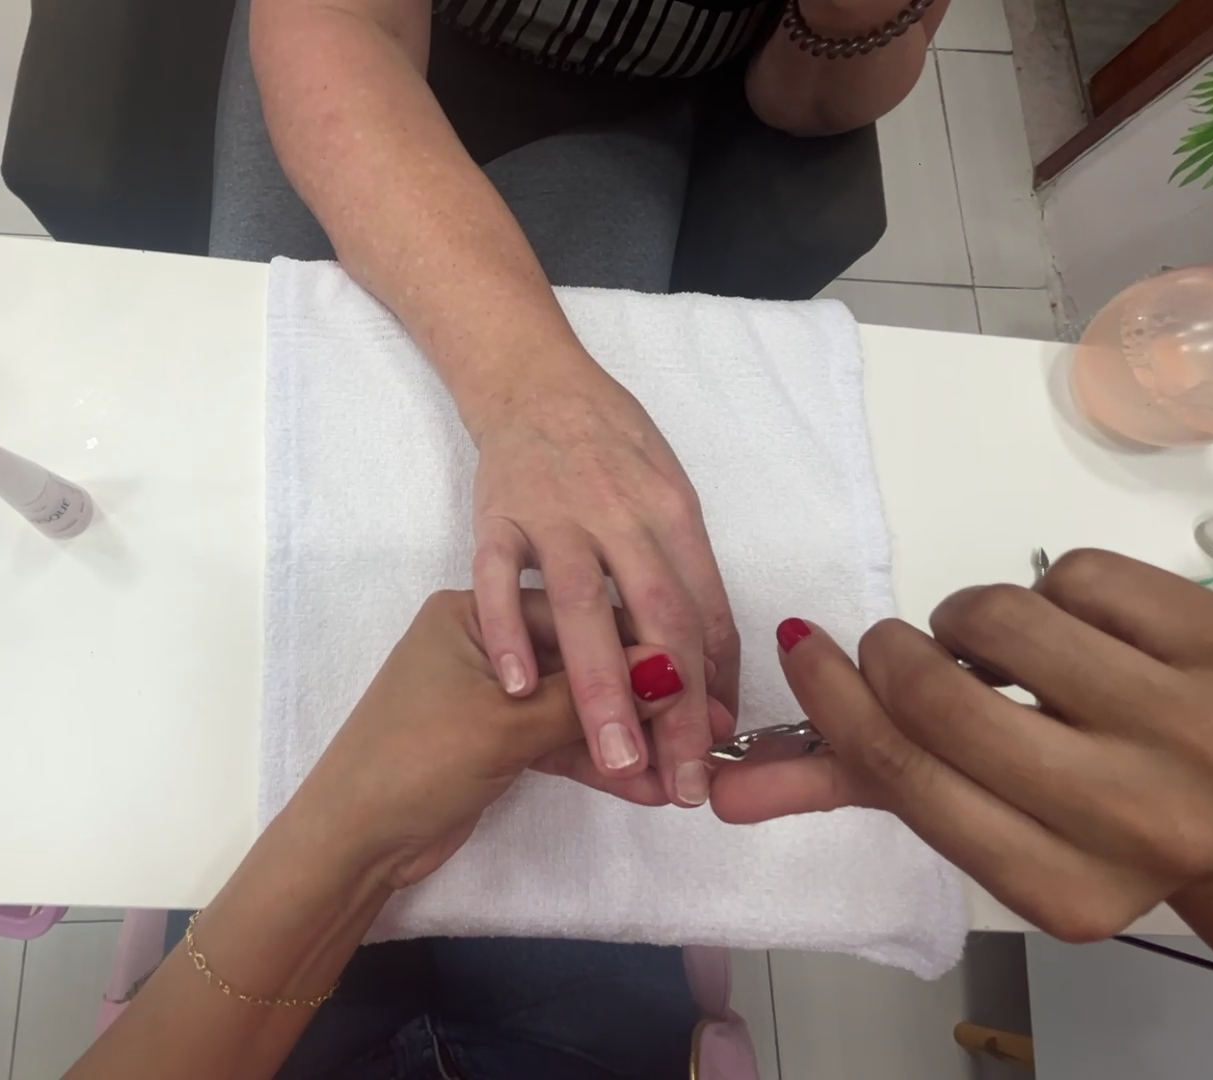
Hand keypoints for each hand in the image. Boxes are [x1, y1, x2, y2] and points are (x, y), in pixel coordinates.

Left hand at [291, 590, 698, 889]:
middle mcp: (488, 640)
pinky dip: (595, 763)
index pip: (574, 613)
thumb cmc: (420, 755)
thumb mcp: (507, 722)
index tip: (698, 683)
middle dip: (638, 702)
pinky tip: (646, 787)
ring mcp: (492, 691)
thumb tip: (670, 675)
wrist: (356, 838)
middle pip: (579, 662)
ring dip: (623, 741)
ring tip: (685, 772)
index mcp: (475, 608)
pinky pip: (557, 740)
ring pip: (572, 707)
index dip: (638, 649)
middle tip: (703, 731)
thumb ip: (589, 698)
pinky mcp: (497, 737)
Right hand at [470, 365, 737, 808]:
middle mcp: (621, 513)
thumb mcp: (667, 496)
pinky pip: (498, 577)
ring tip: (615, 760)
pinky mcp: (496, 514)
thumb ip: (688, 577)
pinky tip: (516, 686)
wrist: (536, 382)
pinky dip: (508, 629)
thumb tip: (709, 670)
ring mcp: (554, 513)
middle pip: (656, 618)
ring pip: (583, 605)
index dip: (714, 687)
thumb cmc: (612, 444)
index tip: (717, 753)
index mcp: (672, 511)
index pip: (703, 612)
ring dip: (601, 686)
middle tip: (680, 784)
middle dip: (672, 707)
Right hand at [711, 548, 1212, 940]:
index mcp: (1057, 888)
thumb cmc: (1059, 806)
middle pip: (941, 695)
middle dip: (894, 649)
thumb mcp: (949, 806)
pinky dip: (1054, 587)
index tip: (801, 645)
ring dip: (971, 617)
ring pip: (1007, 617)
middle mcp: (1143, 829)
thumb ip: (834, 786)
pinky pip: (1085, 574)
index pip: (898, 768)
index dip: (829, 693)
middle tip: (904, 649)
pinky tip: (1086, 634)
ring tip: (1004, 651)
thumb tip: (720, 791)